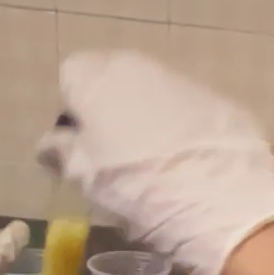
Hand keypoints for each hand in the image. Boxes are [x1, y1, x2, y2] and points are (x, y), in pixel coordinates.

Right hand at [37, 50, 273, 274]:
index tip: (83, 152)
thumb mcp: (88, 181)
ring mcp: (186, 83)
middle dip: (113, 117)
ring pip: (156, 99)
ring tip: (160, 174)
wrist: (222, 207)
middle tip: (119, 166)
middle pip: (115, 85)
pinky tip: (194, 173)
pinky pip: (192, 117)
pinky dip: (187, 137)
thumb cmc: (138, 192)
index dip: (74, 115)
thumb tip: (51, 144)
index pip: (71, 79)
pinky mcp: (223, 105)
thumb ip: (63, 154)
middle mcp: (141, 67)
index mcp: (98, 78)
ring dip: (151, 127)